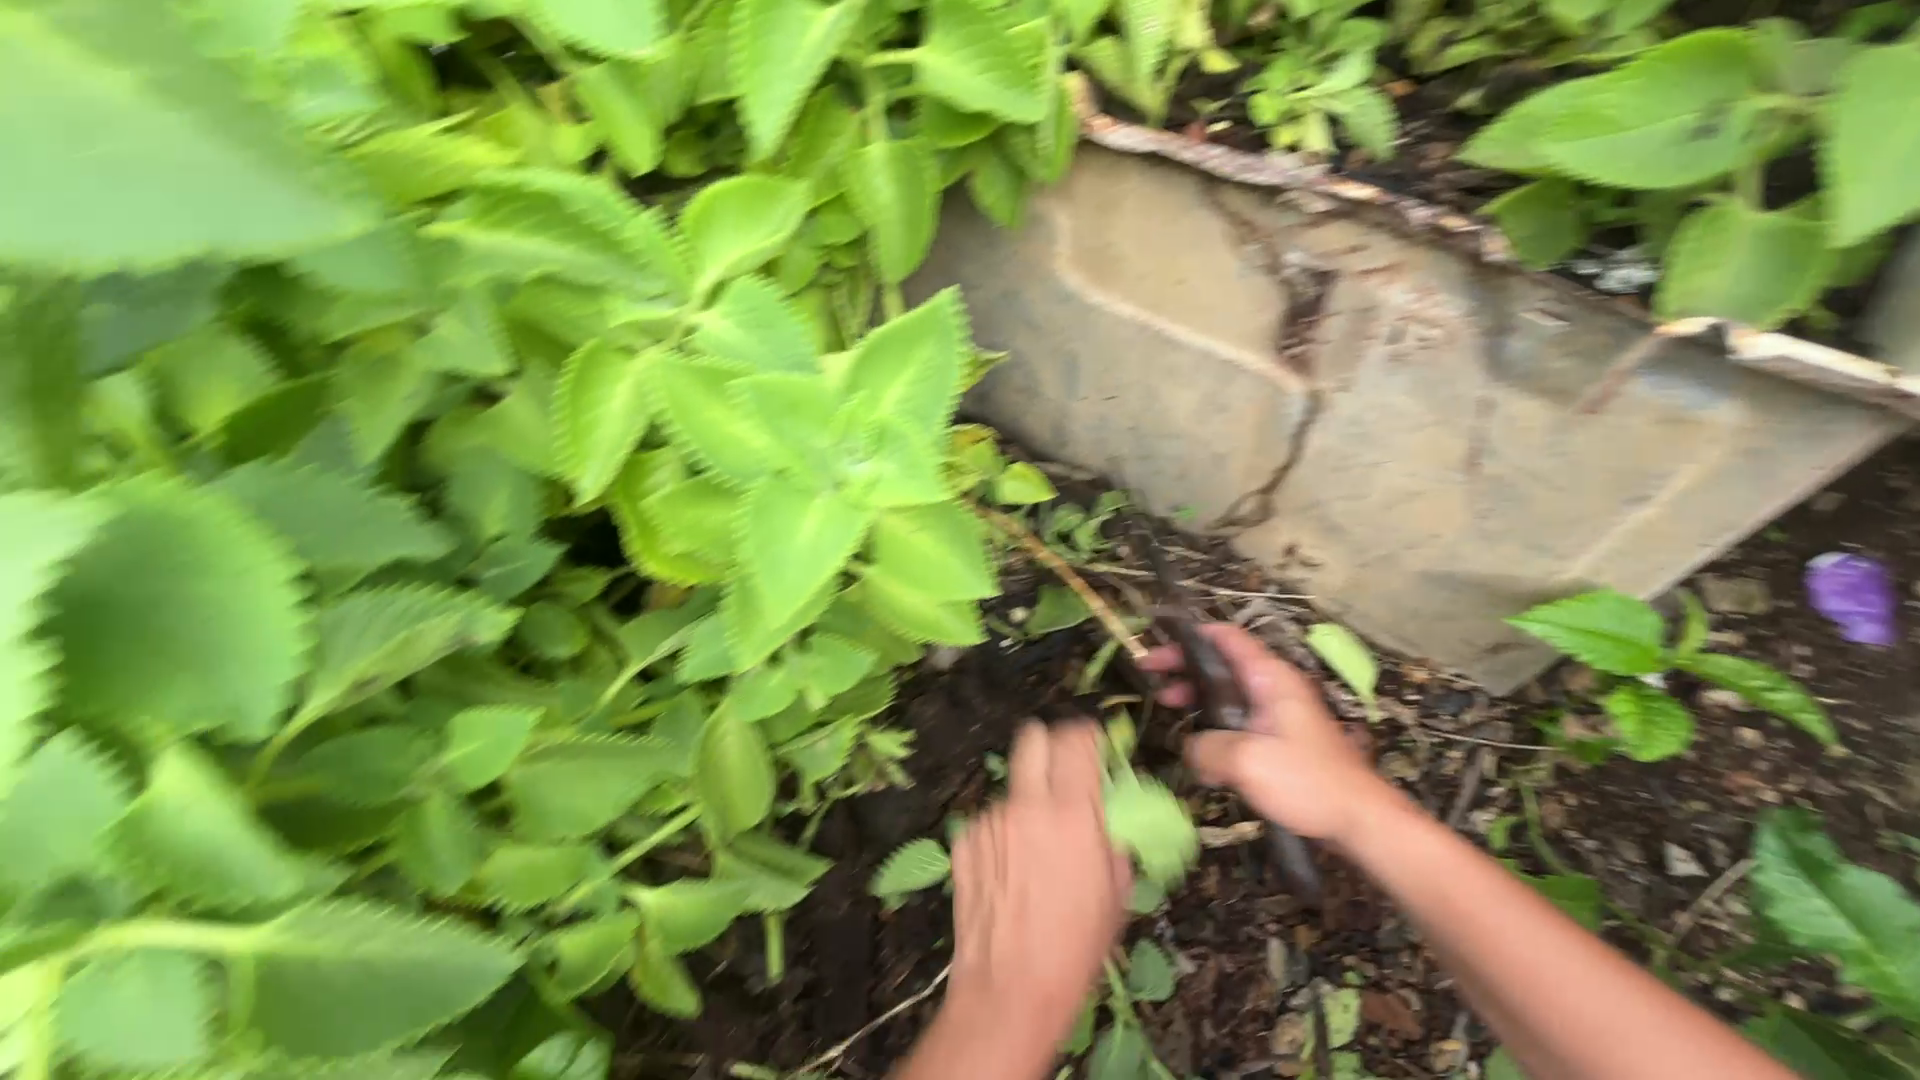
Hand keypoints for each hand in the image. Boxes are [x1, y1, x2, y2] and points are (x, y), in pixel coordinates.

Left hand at [945, 722, 1130, 1038]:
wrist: (1009, 988)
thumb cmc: (1075, 946)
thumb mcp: (1116, 892)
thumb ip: (1110, 838)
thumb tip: (1104, 814)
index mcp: (1073, 813)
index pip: (1075, 740)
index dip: (1085, 734)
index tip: (1090, 742)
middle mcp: (1026, 805)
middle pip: (1032, 739)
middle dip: (1047, 746)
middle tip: (1058, 769)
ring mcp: (989, 820)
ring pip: (1011, 789)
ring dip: (1024, 804)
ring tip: (1032, 852)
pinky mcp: (962, 840)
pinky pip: (989, 822)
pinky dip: (1001, 835)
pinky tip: (1007, 873)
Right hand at [1141, 623, 1397, 847]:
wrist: (1361, 820)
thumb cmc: (1308, 781)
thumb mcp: (1246, 761)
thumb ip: (1205, 747)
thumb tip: (1190, 746)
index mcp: (1270, 678)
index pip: (1227, 637)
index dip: (1189, 634)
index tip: (1157, 642)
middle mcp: (1275, 688)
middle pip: (1222, 662)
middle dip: (1184, 665)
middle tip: (1150, 673)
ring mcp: (1278, 714)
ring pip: (1228, 692)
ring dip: (1195, 694)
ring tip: (1167, 704)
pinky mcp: (1280, 740)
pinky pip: (1238, 719)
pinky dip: (1213, 722)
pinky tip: (1197, 745)